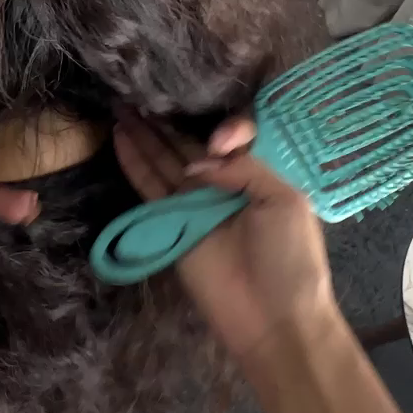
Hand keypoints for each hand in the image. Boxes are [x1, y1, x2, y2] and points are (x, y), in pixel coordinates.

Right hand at [113, 111, 336, 361]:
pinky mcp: (171, 225)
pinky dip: (134, 162)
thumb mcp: (283, 200)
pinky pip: (150, 187)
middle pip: (186, 145)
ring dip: (143, 134)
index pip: (232, 138)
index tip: (218, 138)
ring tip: (121, 107)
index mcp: (256, 175)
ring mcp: (194, 204)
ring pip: (163, 160)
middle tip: (135, 92)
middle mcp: (222, 184)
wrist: (277, 320)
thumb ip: (241, 168)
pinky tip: (121, 138)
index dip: (223, 128)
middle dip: (163, 120)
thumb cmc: (291, 258)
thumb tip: (193, 162)